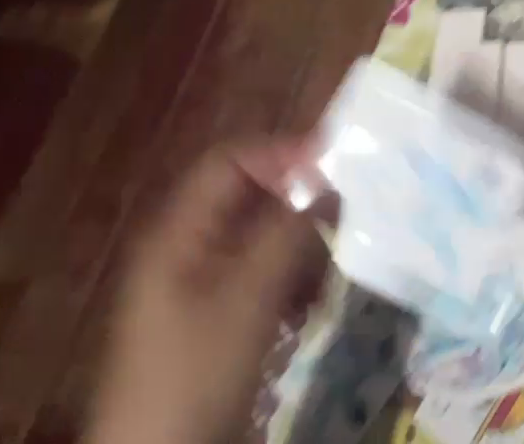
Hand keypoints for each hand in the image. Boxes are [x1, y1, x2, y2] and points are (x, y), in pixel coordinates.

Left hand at [85, 141, 328, 443]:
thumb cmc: (196, 370)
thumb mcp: (249, 296)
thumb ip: (290, 232)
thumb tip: (331, 183)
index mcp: (180, 233)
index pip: (232, 163)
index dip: (282, 153)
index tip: (337, 161)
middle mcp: (191, 249)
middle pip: (255, 200)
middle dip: (302, 208)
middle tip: (343, 222)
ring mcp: (205, 285)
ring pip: (268, 239)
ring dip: (303, 251)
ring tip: (323, 281)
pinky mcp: (224, 318)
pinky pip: (269, 277)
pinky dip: (295, 283)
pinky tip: (309, 309)